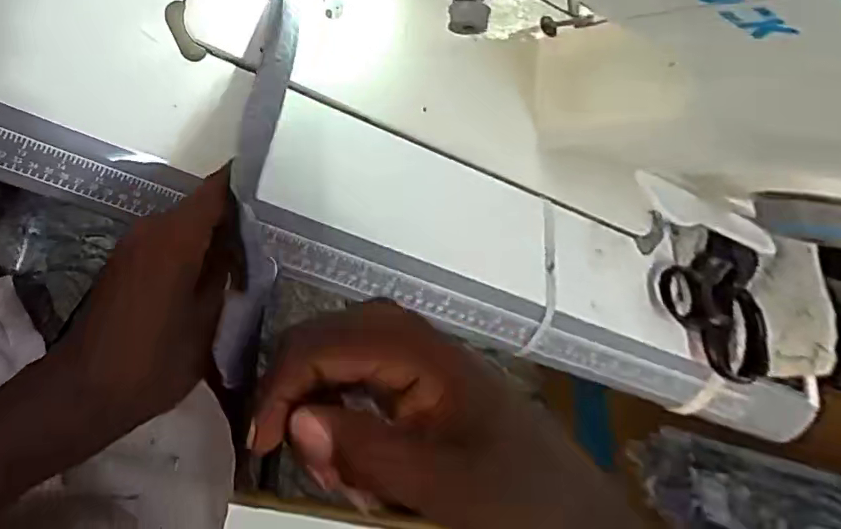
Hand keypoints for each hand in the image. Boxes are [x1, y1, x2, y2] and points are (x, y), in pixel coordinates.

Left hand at [51, 169, 240, 431]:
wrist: (86, 387)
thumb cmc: (153, 360)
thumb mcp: (205, 324)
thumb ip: (223, 274)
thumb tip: (237, 244)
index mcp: (175, 235)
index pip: (214, 190)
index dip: (241, 185)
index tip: (267, 189)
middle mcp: (152, 226)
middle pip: (198, 207)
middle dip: (229, 219)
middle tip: (261, 238)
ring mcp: (134, 241)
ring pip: (181, 225)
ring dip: (206, 238)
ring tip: (238, 261)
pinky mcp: (123, 259)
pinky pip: (163, 241)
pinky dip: (186, 250)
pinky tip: (203, 277)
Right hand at [251, 300, 638, 528]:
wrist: (581, 516)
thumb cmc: (520, 498)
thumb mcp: (444, 486)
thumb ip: (366, 451)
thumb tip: (295, 421)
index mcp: (407, 342)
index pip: (318, 346)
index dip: (281, 389)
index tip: (259, 444)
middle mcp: (398, 330)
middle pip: (317, 345)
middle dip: (297, 400)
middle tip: (301, 463)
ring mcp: (404, 350)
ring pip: (329, 363)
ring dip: (316, 411)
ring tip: (335, 475)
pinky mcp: (409, 375)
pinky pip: (352, 381)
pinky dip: (339, 418)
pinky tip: (354, 464)